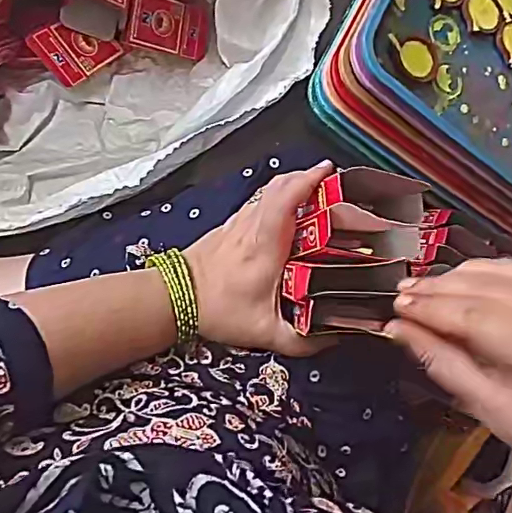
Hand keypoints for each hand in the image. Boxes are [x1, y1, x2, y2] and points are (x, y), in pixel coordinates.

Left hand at [183, 161, 335, 356]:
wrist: (175, 298)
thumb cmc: (217, 310)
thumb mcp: (265, 333)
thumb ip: (303, 340)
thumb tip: (336, 337)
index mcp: (264, 247)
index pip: (285, 201)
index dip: (307, 182)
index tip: (328, 172)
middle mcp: (252, 227)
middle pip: (280, 187)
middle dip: (308, 177)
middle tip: (333, 181)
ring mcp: (240, 223)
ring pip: (268, 190)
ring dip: (293, 183)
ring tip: (318, 188)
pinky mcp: (232, 225)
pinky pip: (259, 201)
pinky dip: (278, 195)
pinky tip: (288, 206)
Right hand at [385, 259, 511, 490]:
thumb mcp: (491, 412)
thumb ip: (443, 363)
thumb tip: (399, 329)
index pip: (483, 319)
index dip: (436, 308)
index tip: (400, 307)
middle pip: (492, 291)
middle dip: (441, 289)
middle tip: (403, 295)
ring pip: (504, 273)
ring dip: (458, 277)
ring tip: (423, 289)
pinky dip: (483, 272)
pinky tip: (457, 281)